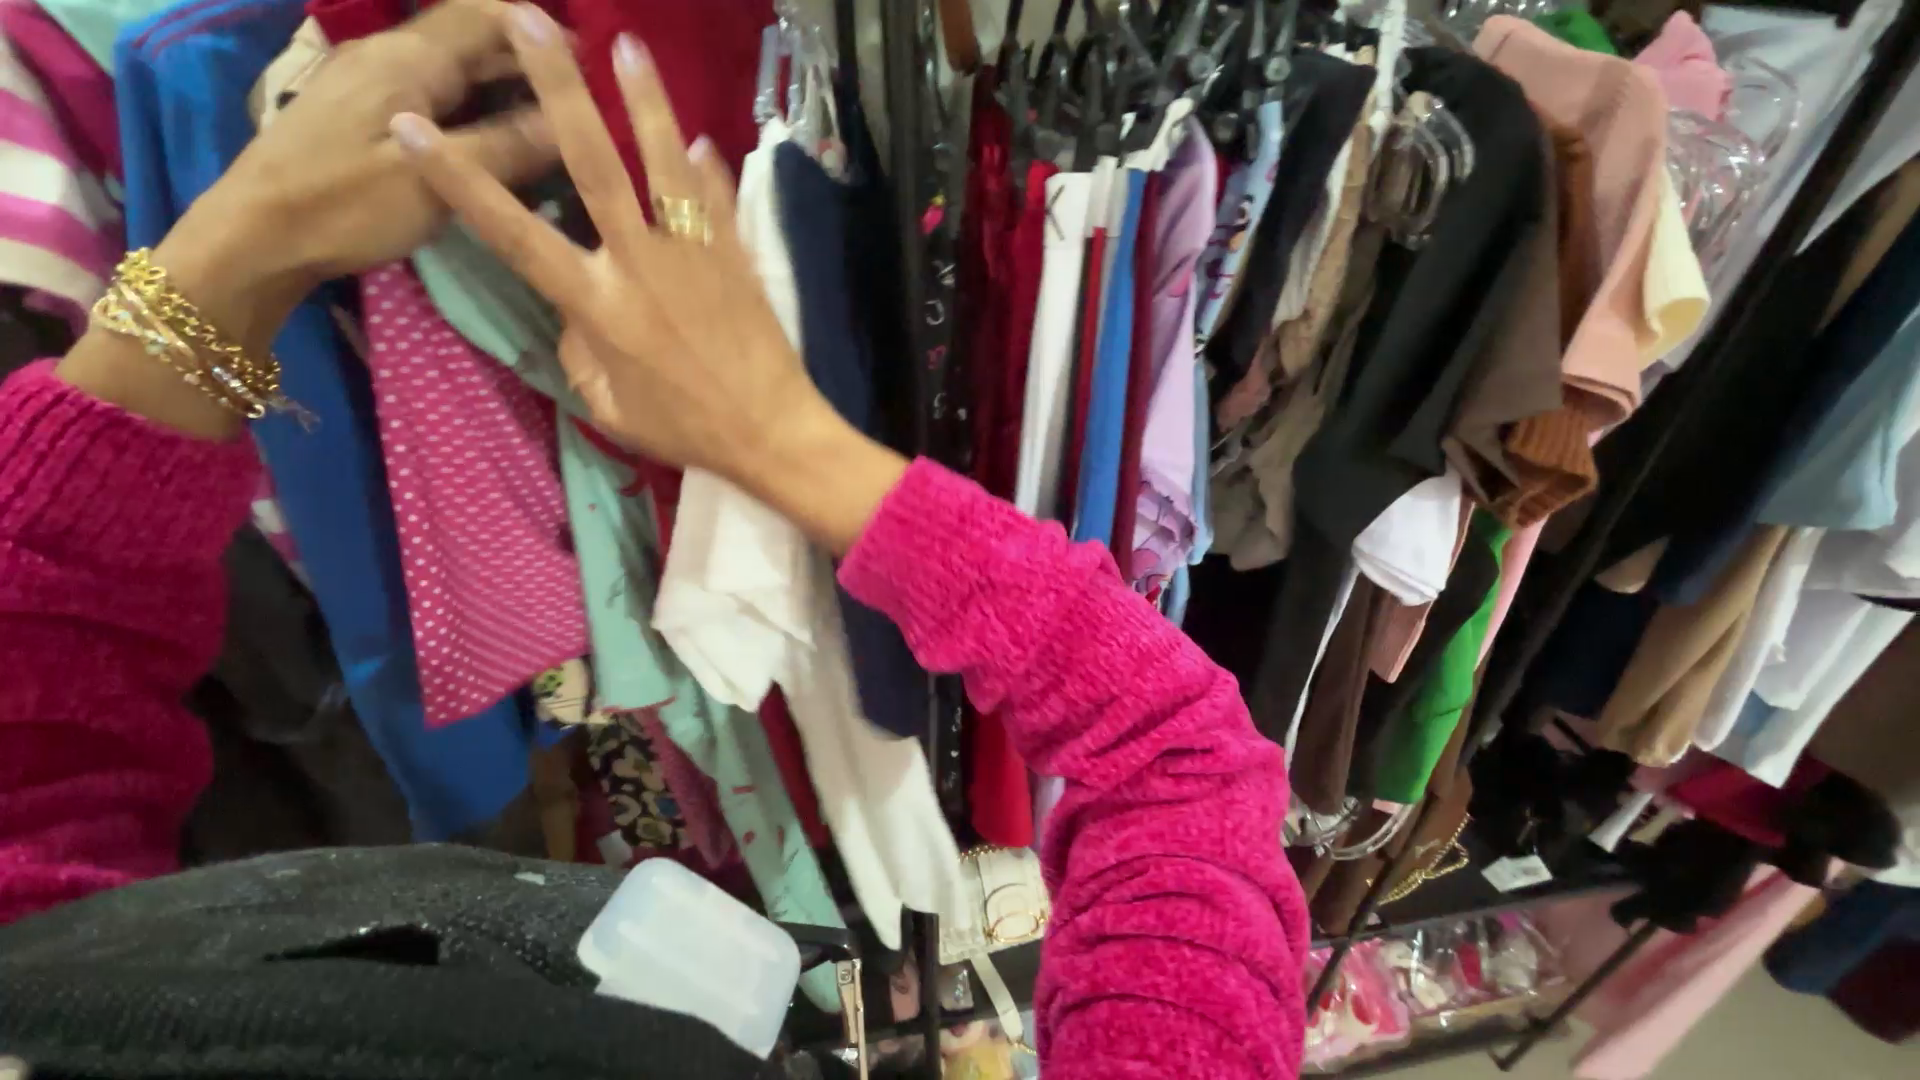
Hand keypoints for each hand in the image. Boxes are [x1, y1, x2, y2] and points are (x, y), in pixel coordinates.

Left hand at [58, 0, 557, 438]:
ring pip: (456, 65)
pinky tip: (505, 135)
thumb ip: (507, 148)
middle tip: (587, 98)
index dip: (540, 31)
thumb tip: (569, 126)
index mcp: (408, 60)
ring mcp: (375, 80)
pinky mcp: (368, 109)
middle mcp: (390, 55)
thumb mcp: (437, 181)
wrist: (257, 232)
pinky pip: (438, 91)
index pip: (484, 16)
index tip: (591, 63)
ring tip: (558, 117)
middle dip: (530, 58)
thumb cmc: (347, 204)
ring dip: (508, 83)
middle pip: (471, 37)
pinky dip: (480, 104)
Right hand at [394, 4, 906, 552]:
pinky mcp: (738, 259)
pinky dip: (707, 171)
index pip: (512, 233)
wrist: (770, 433)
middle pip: (593, 164)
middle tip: (533, 23)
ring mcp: (695, 255)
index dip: (458, 180)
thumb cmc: (685, 430)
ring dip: (645, 102)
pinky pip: (717, 204)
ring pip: (664, 165)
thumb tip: (574, 308)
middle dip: (558, 90)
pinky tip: (702, 140)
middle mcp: (640, 264)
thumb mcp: (610, 407)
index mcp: (597, 304)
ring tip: (628, 45)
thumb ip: (580, 351)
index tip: (412, 127)